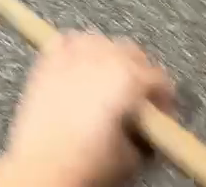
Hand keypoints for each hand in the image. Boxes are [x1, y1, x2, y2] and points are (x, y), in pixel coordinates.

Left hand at [0, 31, 174, 186]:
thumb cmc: (85, 164)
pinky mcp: (48, 59)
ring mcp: (72, 54)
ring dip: (108, 55)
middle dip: (138, 70)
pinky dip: (77, 49)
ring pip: (99, 40)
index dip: (164, 96)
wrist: (41, 165)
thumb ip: (146, 136)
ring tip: (108, 79)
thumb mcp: (132, 157)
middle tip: (138, 95)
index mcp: (127, 78)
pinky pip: (68, 41)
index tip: (162, 111)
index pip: (158, 76)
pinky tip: (79, 66)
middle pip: (130, 51)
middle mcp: (101, 57)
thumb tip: (147, 131)